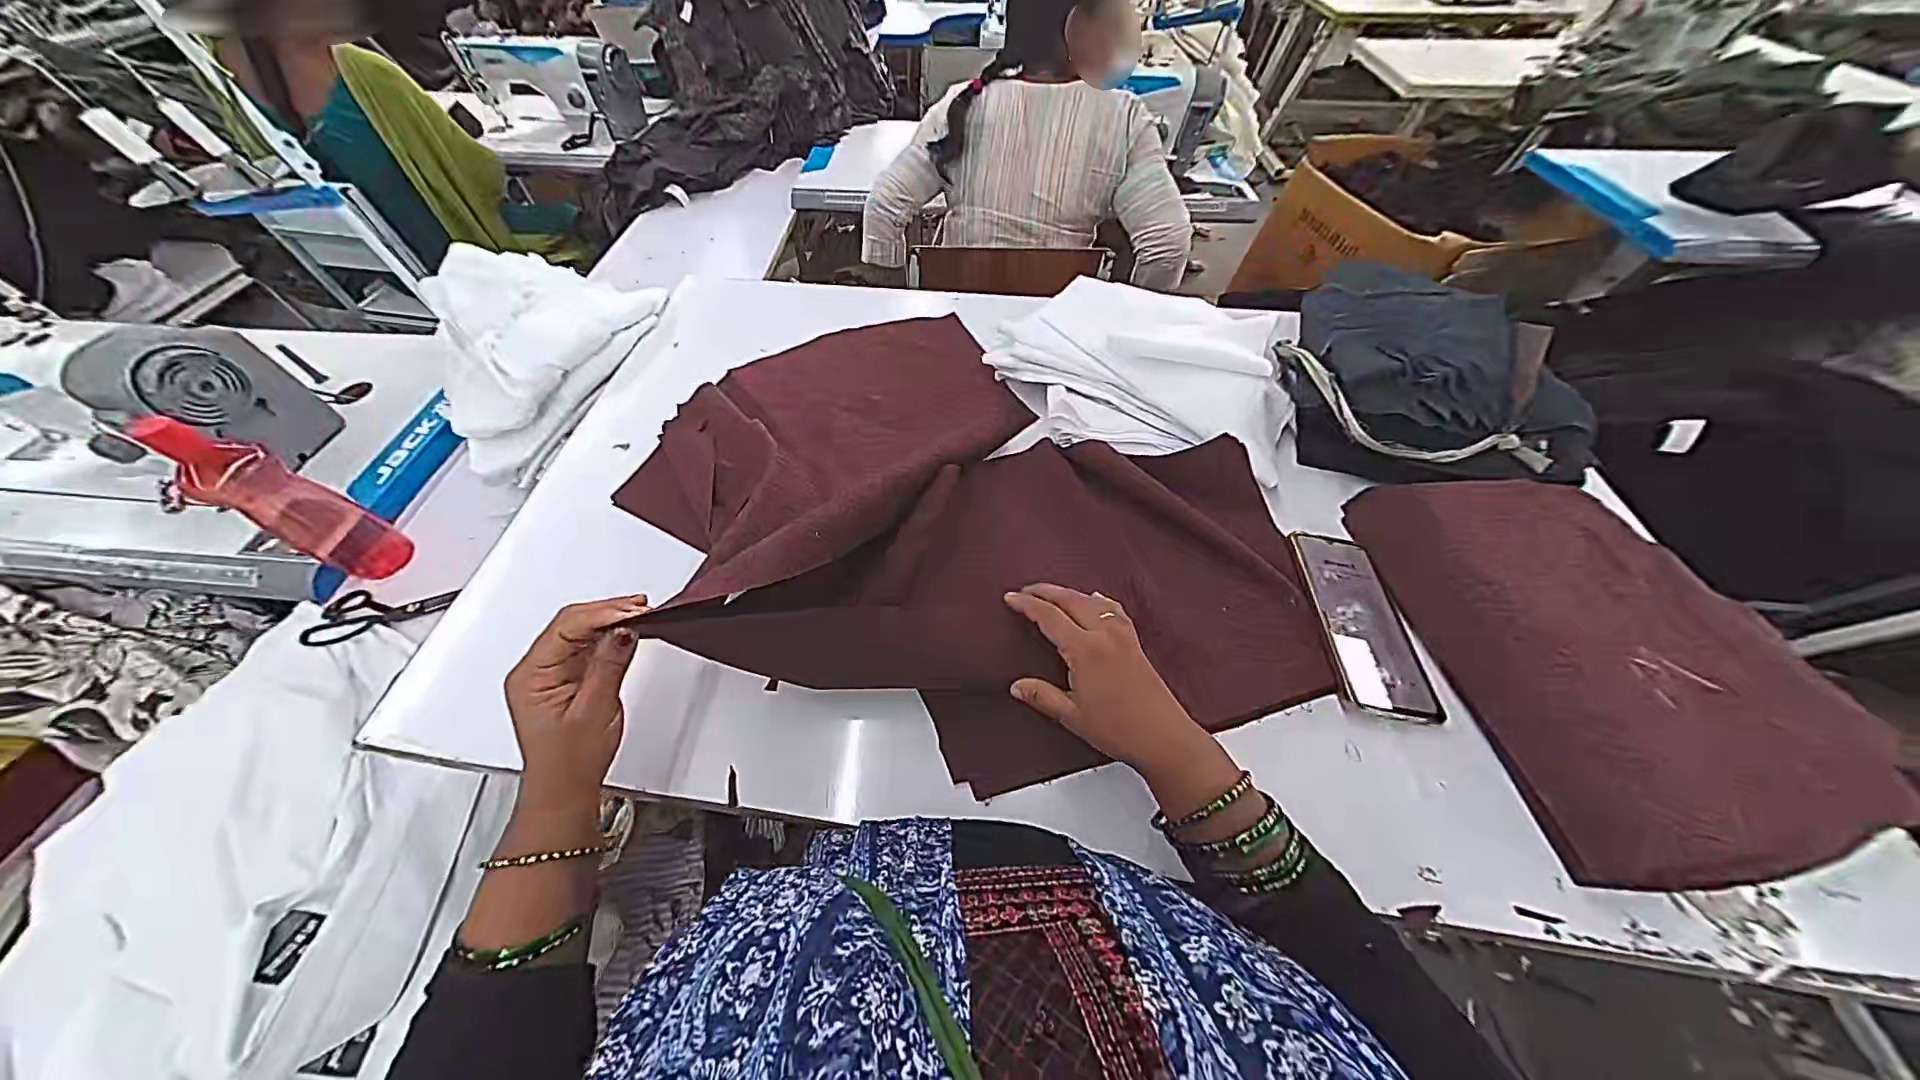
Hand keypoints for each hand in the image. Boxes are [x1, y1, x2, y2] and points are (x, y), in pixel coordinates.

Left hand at [504, 594, 650, 806]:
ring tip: (640, 612)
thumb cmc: (570, 761)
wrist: (566, 788)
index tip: (632, 610)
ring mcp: (553, 672)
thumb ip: (608, 665)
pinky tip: (628, 629)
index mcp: (531, 676)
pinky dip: (611, 634)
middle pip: (571, 623)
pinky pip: (589, 645)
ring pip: (581, 630)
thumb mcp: (594, 710)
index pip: (565, 628)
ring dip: (612, 619)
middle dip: (608, 611)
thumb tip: (623, 631)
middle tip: (641, 606)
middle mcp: (536, 670)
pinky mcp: (569, 676)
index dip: (602, 614)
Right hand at [1004, 583, 1249, 824]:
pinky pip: (1114, 610)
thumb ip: (1042, 696)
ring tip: (1053, 593)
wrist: (1165, 738)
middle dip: (1045, 591)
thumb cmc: (1121, 730)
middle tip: (1026, 590)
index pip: (1049, 616)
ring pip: (1091, 601)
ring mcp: (1123, 637)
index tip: (1011, 598)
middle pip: (1070, 600)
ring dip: (1069, 593)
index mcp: (1085, 650)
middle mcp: (1105, 636)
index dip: (1027, 604)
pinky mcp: (1135, 643)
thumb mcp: (1072, 716)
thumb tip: (1018, 686)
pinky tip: (1096, 600)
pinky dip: (1098, 601)